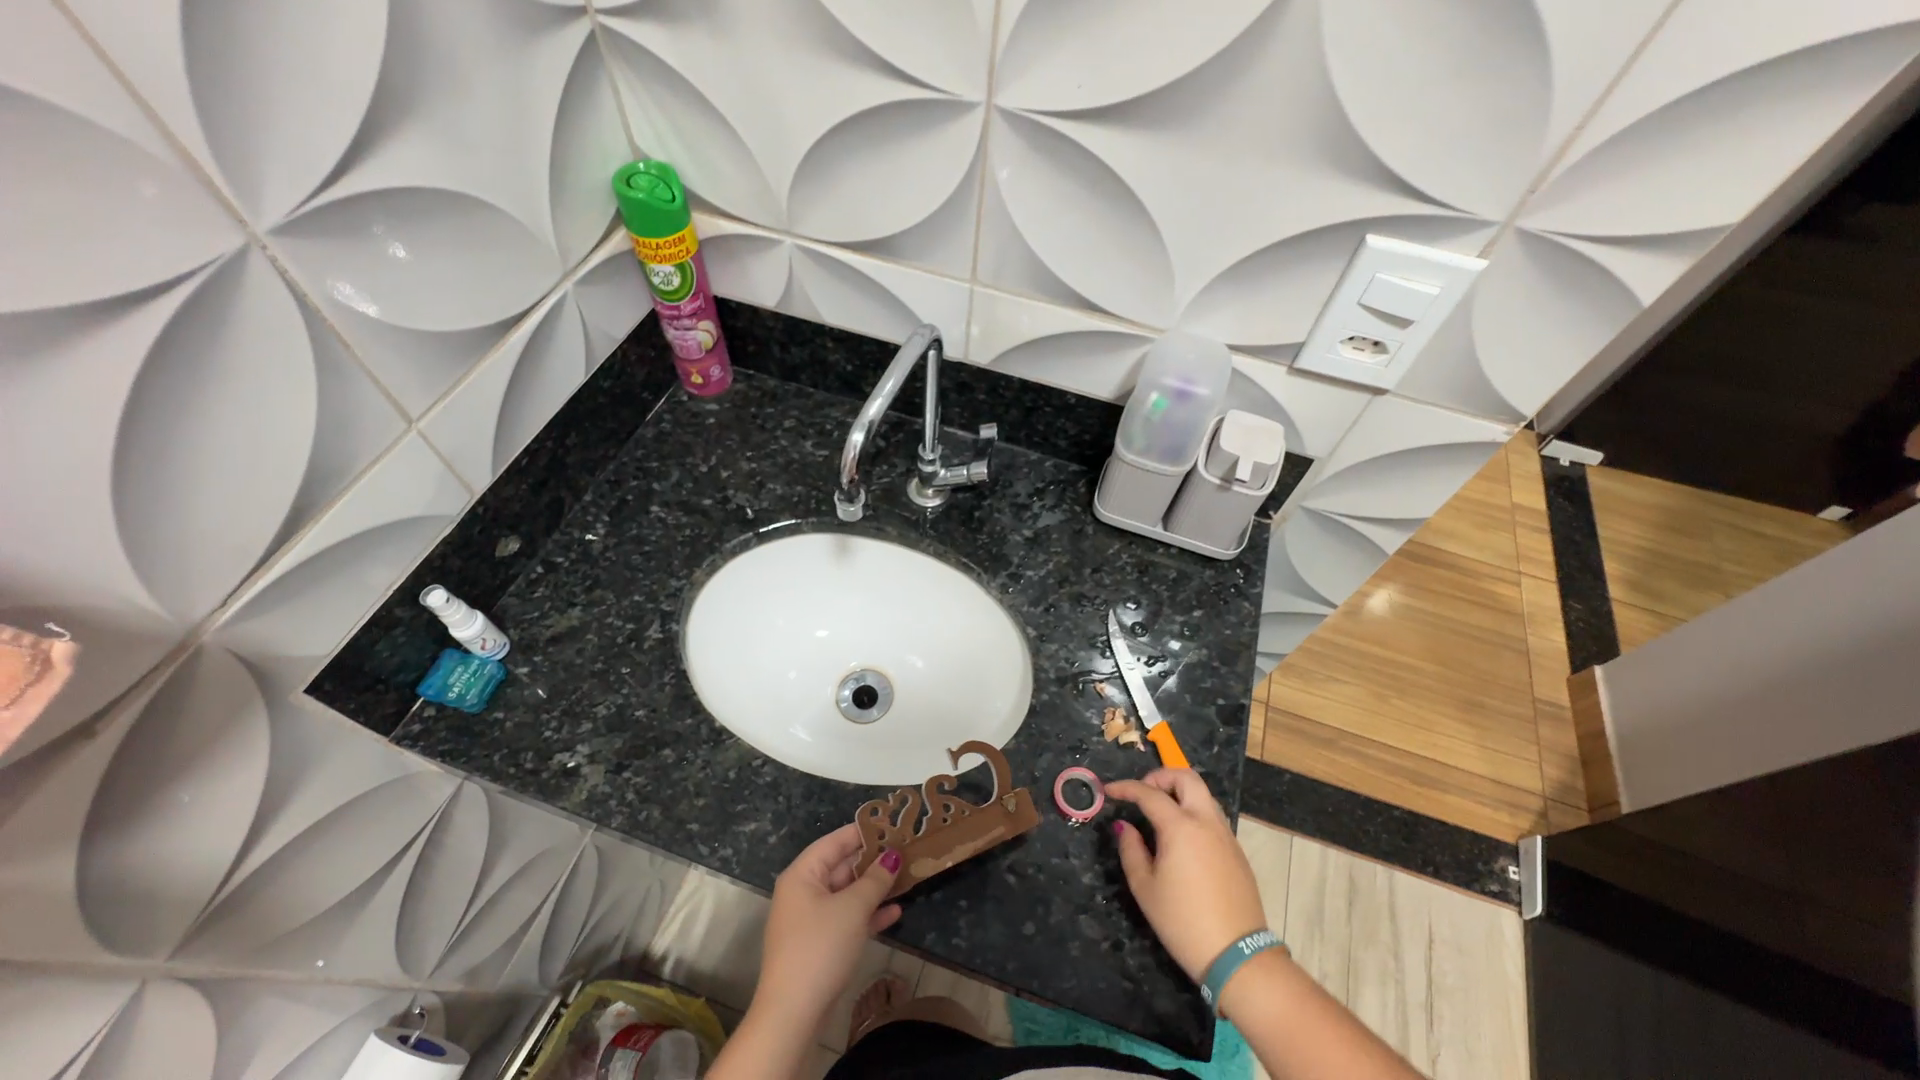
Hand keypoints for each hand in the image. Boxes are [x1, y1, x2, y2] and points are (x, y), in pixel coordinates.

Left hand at [751, 824, 901, 1030]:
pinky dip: (868, 914)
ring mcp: (810, 920)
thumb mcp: (853, 908)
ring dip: (874, 888)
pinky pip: (846, 919)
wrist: (794, 1011)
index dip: (862, 832)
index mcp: (802, 875)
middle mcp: (803, 892)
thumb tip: (892, 856)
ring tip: (907, 877)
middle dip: (872, 861)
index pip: (834, 842)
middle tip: (906, 850)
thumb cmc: (821, 946)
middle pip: (840, 866)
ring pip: (846, 894)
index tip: (891, 823)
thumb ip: (875, 880)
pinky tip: (895, 912)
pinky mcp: (819, 944)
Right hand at [1108, 769, 1267, 981]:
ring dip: (1180, 793)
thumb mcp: (1145, 887)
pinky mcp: (1237, 851)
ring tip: (1159, 814)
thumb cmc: (1181, 921)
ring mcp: (1226, 835)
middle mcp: (1207, 822)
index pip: (1149, 794)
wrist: (1236, 954)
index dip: (1126, 788)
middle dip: (1161, 776)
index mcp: (1181, 827)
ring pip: (1204, 796)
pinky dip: (1194, 813)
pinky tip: (1182, 839)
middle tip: (1142, 792)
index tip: (1109, 791)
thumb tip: (1125, 827)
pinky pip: (1213, 817)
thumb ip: (1131, 850)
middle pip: (1187, 777)